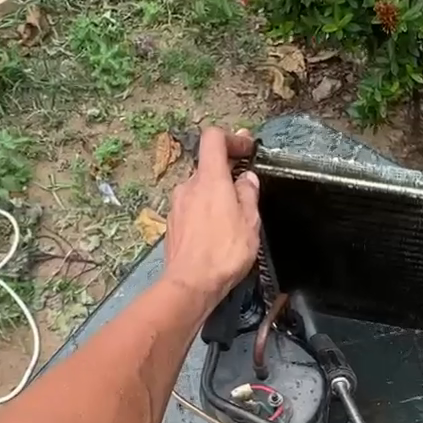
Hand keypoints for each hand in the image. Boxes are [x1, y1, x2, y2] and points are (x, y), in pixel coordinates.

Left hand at [163, 127, 259, 303]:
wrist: (191, 284)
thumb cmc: (224, 252)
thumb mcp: (249, 222)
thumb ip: (248, 194)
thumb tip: (246, 179)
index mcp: (209, 179)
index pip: (213, 139)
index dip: (232, 138)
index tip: (248, 148)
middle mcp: (188, 186)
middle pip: (208, 166)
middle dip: (228, 173)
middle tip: (247, 190)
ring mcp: (177, 205)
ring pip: (199, 189)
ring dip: (216, 195)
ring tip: (234, 218)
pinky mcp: (173, 224)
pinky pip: (192, 208)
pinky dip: (206, 211)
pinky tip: (217, 233)